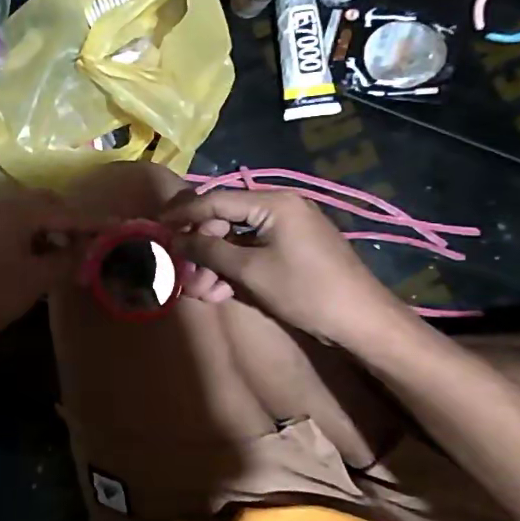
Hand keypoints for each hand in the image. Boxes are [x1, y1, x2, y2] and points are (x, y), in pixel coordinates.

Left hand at [0, 188, 95, 348]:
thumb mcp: (37, 280)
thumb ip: (69, 259)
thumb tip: (92, 247)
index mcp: (17, 210)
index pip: (66, 212)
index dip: (95, 221)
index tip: (120, 226)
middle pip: (47, 203)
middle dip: (72, 220)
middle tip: (93, 242)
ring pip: (29, 211)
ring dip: (51, 226)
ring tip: (68, 252)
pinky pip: (12, 221)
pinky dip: (31, 232)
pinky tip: (40, 254)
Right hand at [161, 189, 409, 344]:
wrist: (363, 321)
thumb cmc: (306, 290)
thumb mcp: (252, 271)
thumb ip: (210, 250)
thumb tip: (176, 238)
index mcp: (273, 202)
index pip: (216, 199)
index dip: (183, 212)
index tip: (157, 226)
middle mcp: (281, 206)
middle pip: (226, 219)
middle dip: (201, 247)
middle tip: (181, 271)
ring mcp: (289, 228)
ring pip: (239, 239)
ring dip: (216, 263)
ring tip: (201, 292)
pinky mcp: (294, 249)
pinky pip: (255, 251)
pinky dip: (236, 269)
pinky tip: (220, 293)